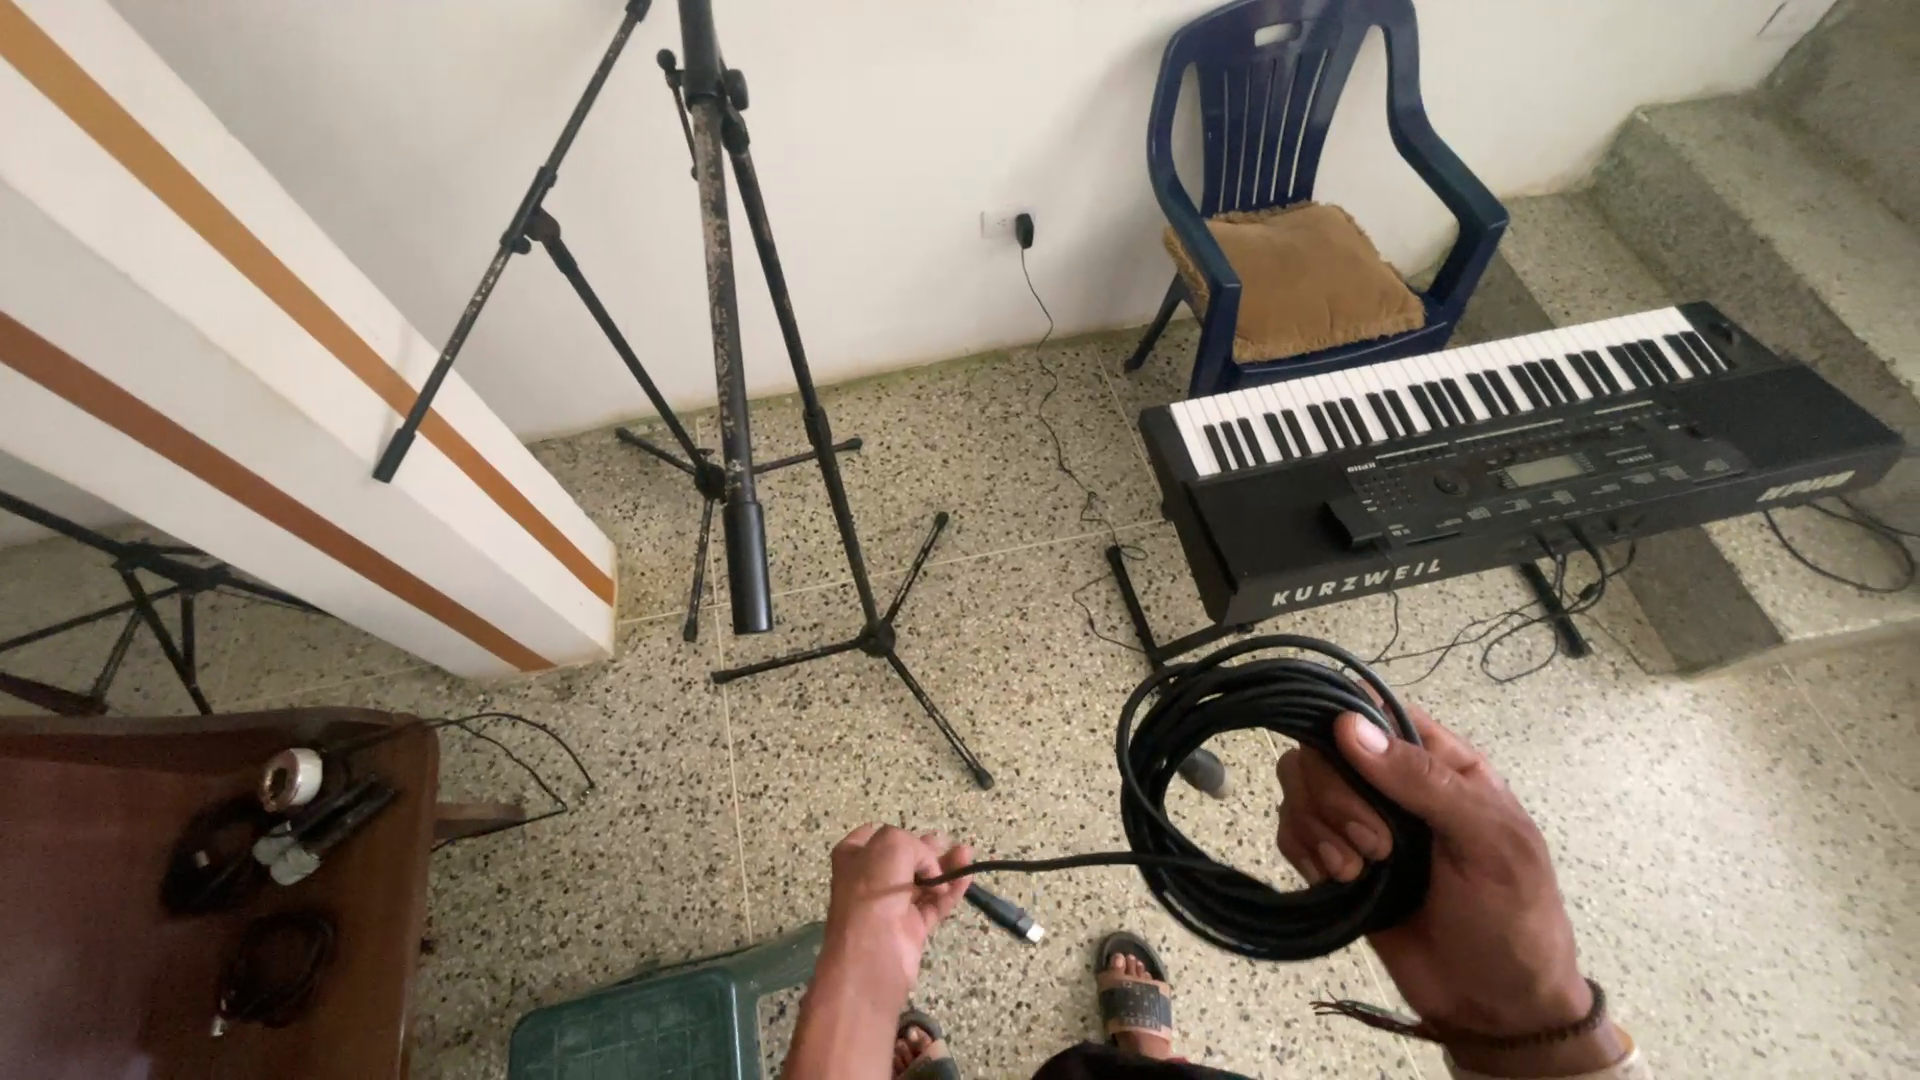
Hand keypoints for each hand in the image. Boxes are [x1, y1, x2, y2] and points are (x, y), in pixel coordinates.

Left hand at [821, 824, 972, 999]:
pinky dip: (951, 890)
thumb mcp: (892, 844)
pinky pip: (935, 904)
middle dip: (927, 850)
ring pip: (923, 881)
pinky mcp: (911, 928)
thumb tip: (930, 866)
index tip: (914, 832)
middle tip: (946, 842)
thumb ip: (915, 844)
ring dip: (945, 867)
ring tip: (967, 854)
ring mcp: (891, 905)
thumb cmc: (873, 887)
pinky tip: (966, 876)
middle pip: (904, 859)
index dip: (896, 833)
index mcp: (854, 856)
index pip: (875, 836)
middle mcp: (870, 879)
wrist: (871, 951)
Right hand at [1275, 704, 1620, 1073]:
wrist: (1492, 1007)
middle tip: (1376, 848)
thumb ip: (1424, 781)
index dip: (1344, 721)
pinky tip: (1335, 881)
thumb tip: (1346, 725)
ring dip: (1317, 829)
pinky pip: (1288, 827)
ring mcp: (1353, 815)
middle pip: (1320, 748)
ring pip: (1296, 783)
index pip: (1371, 708)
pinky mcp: (1329, 852)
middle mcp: (1386, 778)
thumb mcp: (1492, 844)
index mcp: (1435, 759)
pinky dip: (1302, 851)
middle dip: (1335, 798)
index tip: (1341, 758)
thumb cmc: (1512, 917)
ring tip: (1356, 873)